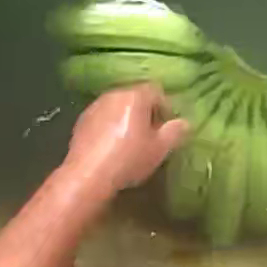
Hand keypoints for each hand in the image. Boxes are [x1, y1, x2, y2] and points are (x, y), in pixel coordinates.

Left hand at [62, 84, 189, 195]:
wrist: (88, 175)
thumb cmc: (129, 158)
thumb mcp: (160, 149)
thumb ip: (175, 132)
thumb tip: (184, 123)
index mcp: (135, 96)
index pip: (156, 91)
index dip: (165, 108)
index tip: (166, 128)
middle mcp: (113, 94)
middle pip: (135, 97)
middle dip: (145, 113)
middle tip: (151, 136)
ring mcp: (94, 106)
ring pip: (117, 107)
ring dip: (126, 120)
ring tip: (130, 143)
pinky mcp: (81, 121)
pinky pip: (102, 118)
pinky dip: (110, 127)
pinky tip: (111, 148)